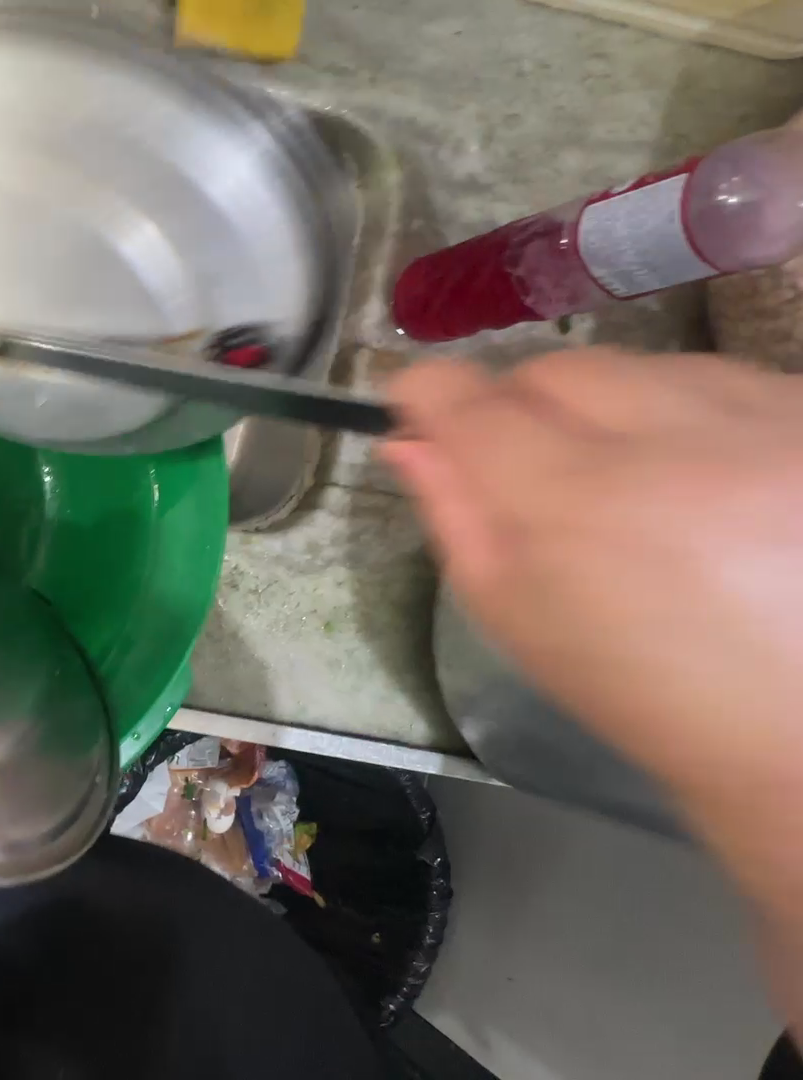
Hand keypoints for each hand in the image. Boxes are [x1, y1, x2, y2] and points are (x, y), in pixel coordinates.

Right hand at [382, 348, 802, 790]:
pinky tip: (701, 475)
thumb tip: (408, 441)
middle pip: (558, 369)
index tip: (409, 400)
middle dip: (519, 401)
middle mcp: (680, 443)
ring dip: (609, 406)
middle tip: (522, 457)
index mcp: (575, 500)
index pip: (472, 402)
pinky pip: (731, 382)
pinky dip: (689, 414)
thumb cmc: (633, 679)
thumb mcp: (506, 605)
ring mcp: (777, 427)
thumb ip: (451, 510)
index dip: (426, 390)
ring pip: (648, 366)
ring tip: (625, 473)